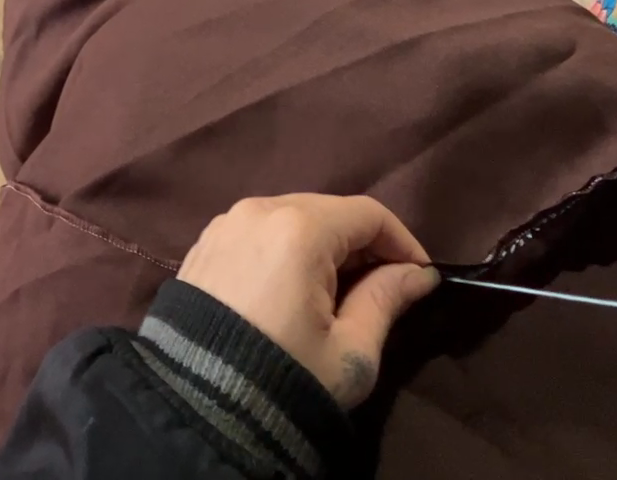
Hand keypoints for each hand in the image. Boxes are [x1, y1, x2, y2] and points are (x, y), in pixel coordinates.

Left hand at [176, 194, 439, 406]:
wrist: (196, 408)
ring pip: (293, 216)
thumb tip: (419, 274)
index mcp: (299, 227)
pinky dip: (285, 248)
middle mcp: (260, 209)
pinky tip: (294, 288)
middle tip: (384, 287)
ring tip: (339, 292)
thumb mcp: (349, 351)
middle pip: (328, 210)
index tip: (420, 276)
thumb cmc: (284, 377)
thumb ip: (386, 300)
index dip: (402, 241)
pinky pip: (260, 231)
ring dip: (324, 245)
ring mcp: (227, 222)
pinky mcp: (205, 242)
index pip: (367, 214)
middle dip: (362, 243)